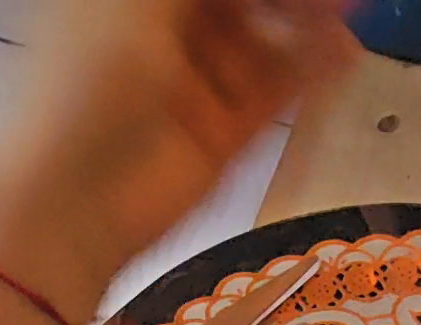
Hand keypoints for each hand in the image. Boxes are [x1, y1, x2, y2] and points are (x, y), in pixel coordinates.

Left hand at [0, 0, 356, 292]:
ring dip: (306, 21)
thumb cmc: (85, 87)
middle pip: (241, 0)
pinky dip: (309, 71)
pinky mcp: (223, 134)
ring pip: (266, 38)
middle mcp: (167, 32)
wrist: (75, 208)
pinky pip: (273, 92)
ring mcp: (198, 85)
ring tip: (345, 9)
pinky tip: (341, 53)